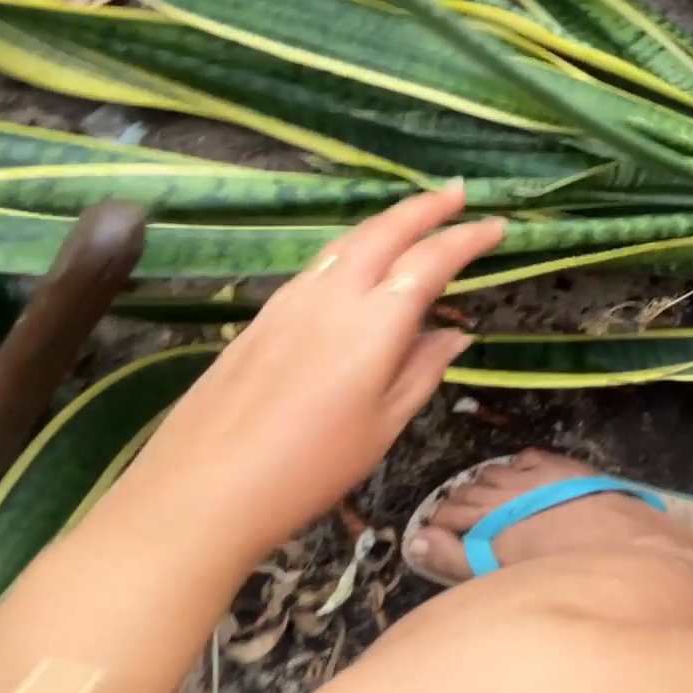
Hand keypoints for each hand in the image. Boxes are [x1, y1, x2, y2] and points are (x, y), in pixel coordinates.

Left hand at [114, 183, 503, 554]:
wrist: (192, 500)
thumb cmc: (309, 468)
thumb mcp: (385, 423)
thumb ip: (424, 369)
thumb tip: (454, 334)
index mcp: (374, 323)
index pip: (431, 261)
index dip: (469, 238)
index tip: (500, 226)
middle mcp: (332, 299)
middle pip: (384, 232)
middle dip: (426, 207)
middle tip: (458, 191)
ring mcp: (289, 305)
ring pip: (347, 243)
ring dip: (387, 220)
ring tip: (415, 214)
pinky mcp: (259, 321)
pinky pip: (319, 266)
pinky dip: (353, 247)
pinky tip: (359, 261)